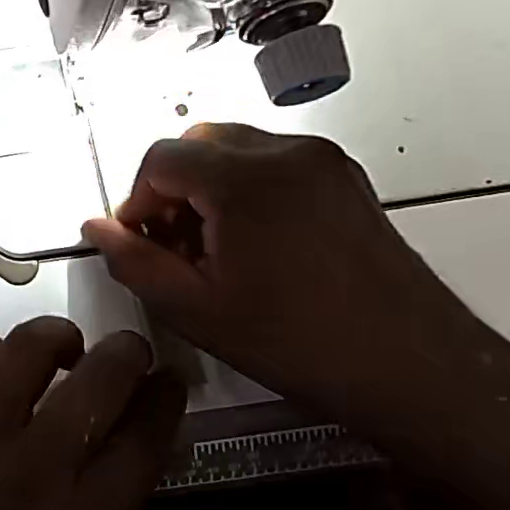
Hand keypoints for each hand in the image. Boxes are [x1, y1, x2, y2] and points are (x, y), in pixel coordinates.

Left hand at [0, 318, 185, 509]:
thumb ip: (117, 509)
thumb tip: (141, 442)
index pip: (144, 436)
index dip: (165, 398)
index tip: (171, 380)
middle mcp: (33, 467)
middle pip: (99, 380)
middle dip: (128, 354)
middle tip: (131, 353)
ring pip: (27, 349)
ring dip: (57, 336)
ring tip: (67, 348)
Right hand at [81, 123, 480, 417]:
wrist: (412, 367)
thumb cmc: (300, 342)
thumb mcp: (195, 308)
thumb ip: (133, 261)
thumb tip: (97, 228)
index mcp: (246, 179)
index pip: (160, 158)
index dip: (137, 199)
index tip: (140, 240)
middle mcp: (287, 153)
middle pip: (197, 143)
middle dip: (170, 187)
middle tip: (171, 241)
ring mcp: (322, 161)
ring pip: (234, 148)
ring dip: (205, 185)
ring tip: (211, 245)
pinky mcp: (344, 177)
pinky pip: (272, 161)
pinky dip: (243, 187)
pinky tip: (251, 241)